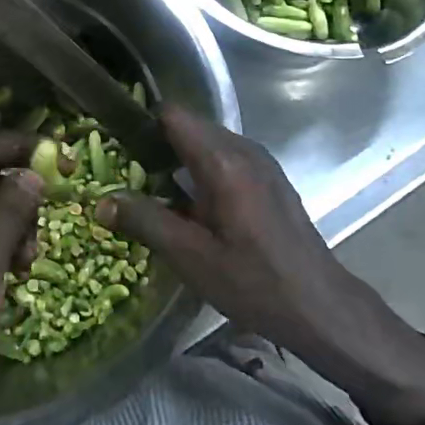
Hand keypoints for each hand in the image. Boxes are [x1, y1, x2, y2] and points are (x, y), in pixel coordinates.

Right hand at [95, 107, 424, 424]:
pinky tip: (190, 203)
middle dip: (156, 142)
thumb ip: (145, 221)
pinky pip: (225, 157)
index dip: (142, 122)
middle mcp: (243, 148)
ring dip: (178, 157)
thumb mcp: (191, 257)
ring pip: (207, 141)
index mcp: (223, 160)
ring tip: (152, 187)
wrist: (323, 309)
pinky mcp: (269, 178)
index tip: (116, 142)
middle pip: (189, 126)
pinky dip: (201, 168)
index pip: (173, 115)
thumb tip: (101, 202)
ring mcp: (261, 161)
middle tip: (127, 171)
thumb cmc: (255, 283)